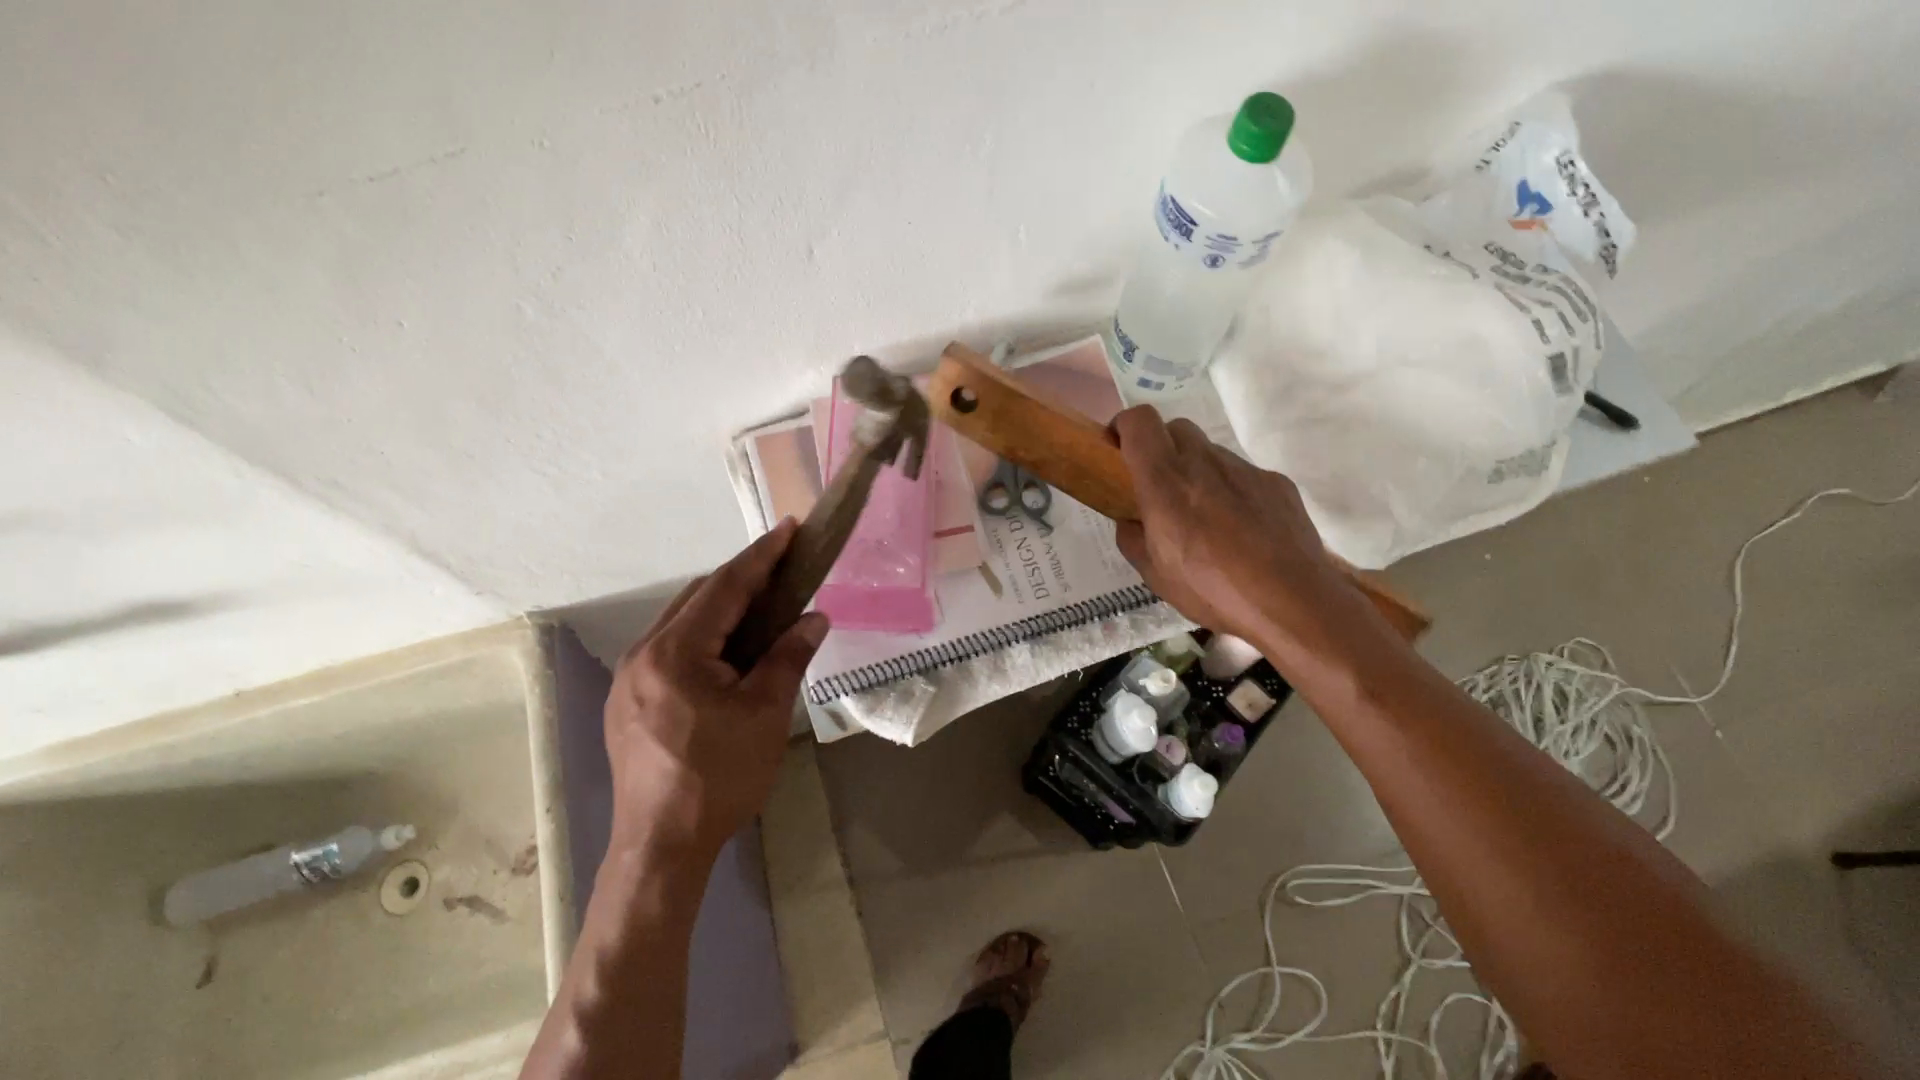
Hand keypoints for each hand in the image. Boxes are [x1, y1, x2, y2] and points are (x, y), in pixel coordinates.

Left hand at [603, 519, 828, 861]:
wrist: (661, 846)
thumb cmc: (720, 777)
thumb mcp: (765, 714)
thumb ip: (788, 657)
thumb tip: (814, 618)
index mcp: (674, 652)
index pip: (724, 587)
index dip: (761, 556)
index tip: (788, 529)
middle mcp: (641, 655)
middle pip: (696, 600)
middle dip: (741, 581)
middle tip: (783, 569)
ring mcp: (628, 681)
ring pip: (679, 626)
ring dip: (720, 612)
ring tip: (761, 609)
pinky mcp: (626, 705)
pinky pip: (668, 652)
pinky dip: (702, 640)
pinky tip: (726, 655)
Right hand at [1111, 406, 1357, 650]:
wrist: (1292, 601)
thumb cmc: (1212, 589)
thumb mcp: (1155, 575)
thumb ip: (1133, 538)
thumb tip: (1130, 520)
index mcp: (1166, 481)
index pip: (1140, 421)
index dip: (1125, 427)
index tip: (1119, 451)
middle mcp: (1205, 462)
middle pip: (1176, 429)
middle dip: (1162, 449)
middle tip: (1160, 489)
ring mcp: (1245, 470)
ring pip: (1211, 454)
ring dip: (1199, 473)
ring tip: (1206, 519)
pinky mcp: (1277, 483)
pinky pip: (1244, 476)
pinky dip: (1233, 493)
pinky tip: (1242, 532)